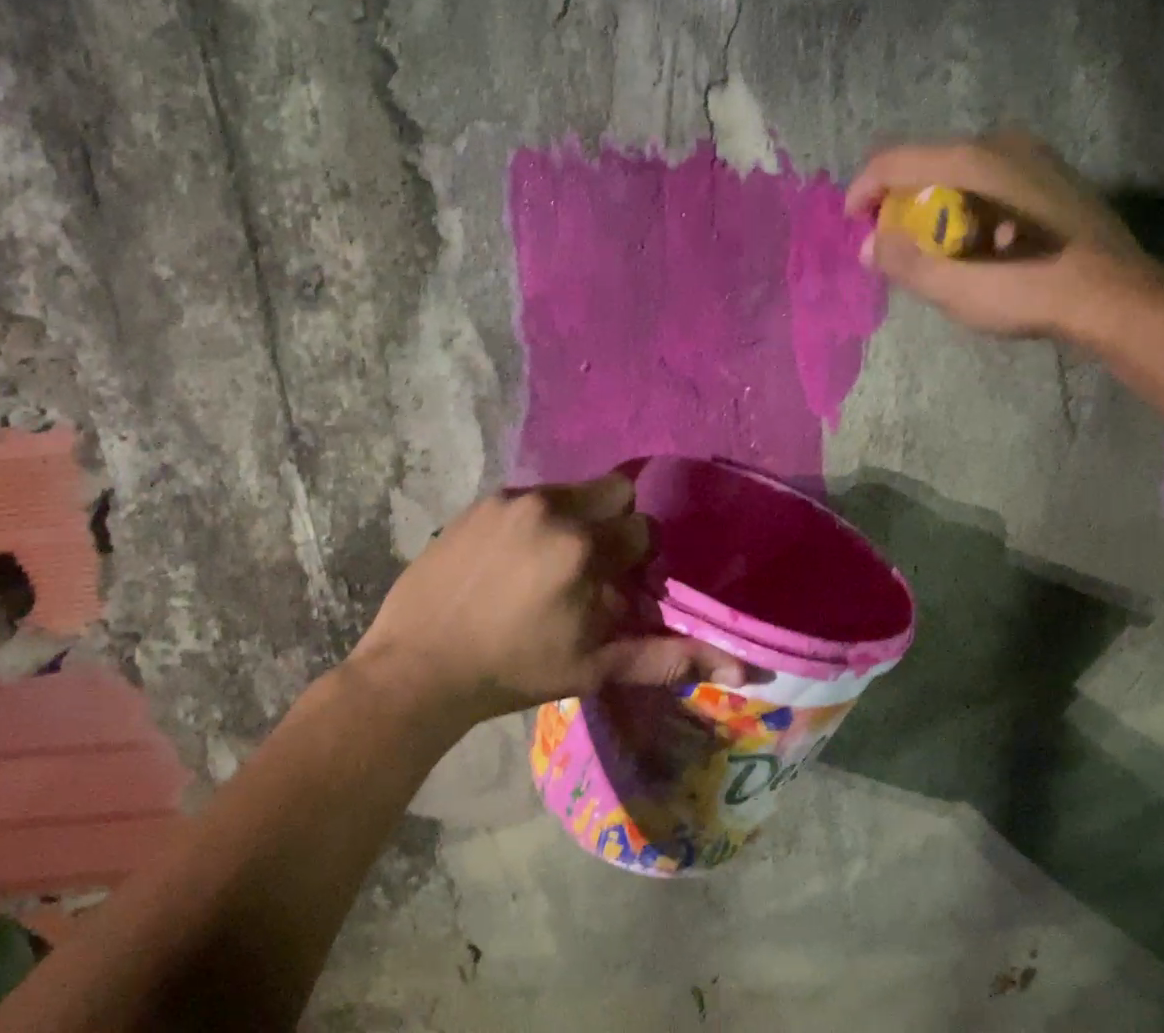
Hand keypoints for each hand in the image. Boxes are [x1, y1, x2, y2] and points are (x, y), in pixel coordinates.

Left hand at [347, 474, 741, 729]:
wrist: (418, 668)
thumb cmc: (514, 671)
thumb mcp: (596, 668)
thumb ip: (669, 658)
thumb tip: (745, 670)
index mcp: (582, 546)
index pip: (642, 529)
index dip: (637, 560)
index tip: (618, 588)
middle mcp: (549, 507)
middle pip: (613, 492)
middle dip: (613, 525)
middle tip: (592, 568)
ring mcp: (508, 500)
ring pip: (570, 492)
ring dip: (575, 521)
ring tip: (549, 568)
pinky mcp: (477, 504)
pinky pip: (529, 498)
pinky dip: (536, 521)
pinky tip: (514, 563)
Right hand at [845, 130, 1163, 338]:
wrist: (1116, 297)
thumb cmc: (1028, 289)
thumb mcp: (954, 286)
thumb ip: (903, 261)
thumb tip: (871, 245)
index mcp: (969, 161)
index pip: (893, 160)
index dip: (863, 190)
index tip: (854, 226)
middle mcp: (999, 143)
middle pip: (926, 161)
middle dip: (900, 200)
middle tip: (893, 243)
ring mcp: (1033, 155)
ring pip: (961, 170)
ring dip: (935, 204)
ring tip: (934, 248)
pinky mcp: (1054, 176)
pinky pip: (991, 180)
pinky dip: (968, 204)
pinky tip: (977, 242)